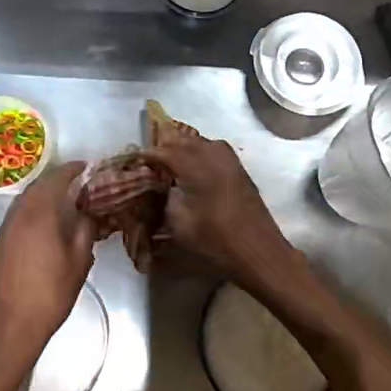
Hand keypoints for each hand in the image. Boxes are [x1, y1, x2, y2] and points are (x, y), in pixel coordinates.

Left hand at [0, 163, 97, 361]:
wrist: (10, 325)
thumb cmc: (50, 293)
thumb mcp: (79, 262)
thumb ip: (85, 231)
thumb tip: (88, 214)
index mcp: (40, 214)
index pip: (56, 179)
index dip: (72, 170)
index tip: (86, 166)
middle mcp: (19, 214)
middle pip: (38, 186)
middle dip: (57, 180)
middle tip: (78, 183)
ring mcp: (5, 229)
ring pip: (26, 200)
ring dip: (44, 195)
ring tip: (64, 201)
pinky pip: (18, 215)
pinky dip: (33, 210)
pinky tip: (46, 224)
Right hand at [144, 134, 294, 281]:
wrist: (258, 250)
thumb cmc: (215, 240)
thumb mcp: (178, 222)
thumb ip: (165, 196)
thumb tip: (159, 183)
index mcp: (195, 164)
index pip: (162, 150)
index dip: (146, 156)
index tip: (133, 165)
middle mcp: (212, 153)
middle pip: (181, 139)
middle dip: (162, 148)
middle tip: (148, 165)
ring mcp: (228, 157)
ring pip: (197, 142)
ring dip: (181, 149)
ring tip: (167, 166)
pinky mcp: (237, 166)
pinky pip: (211, 149)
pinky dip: (197, 153)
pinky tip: (191, 170)